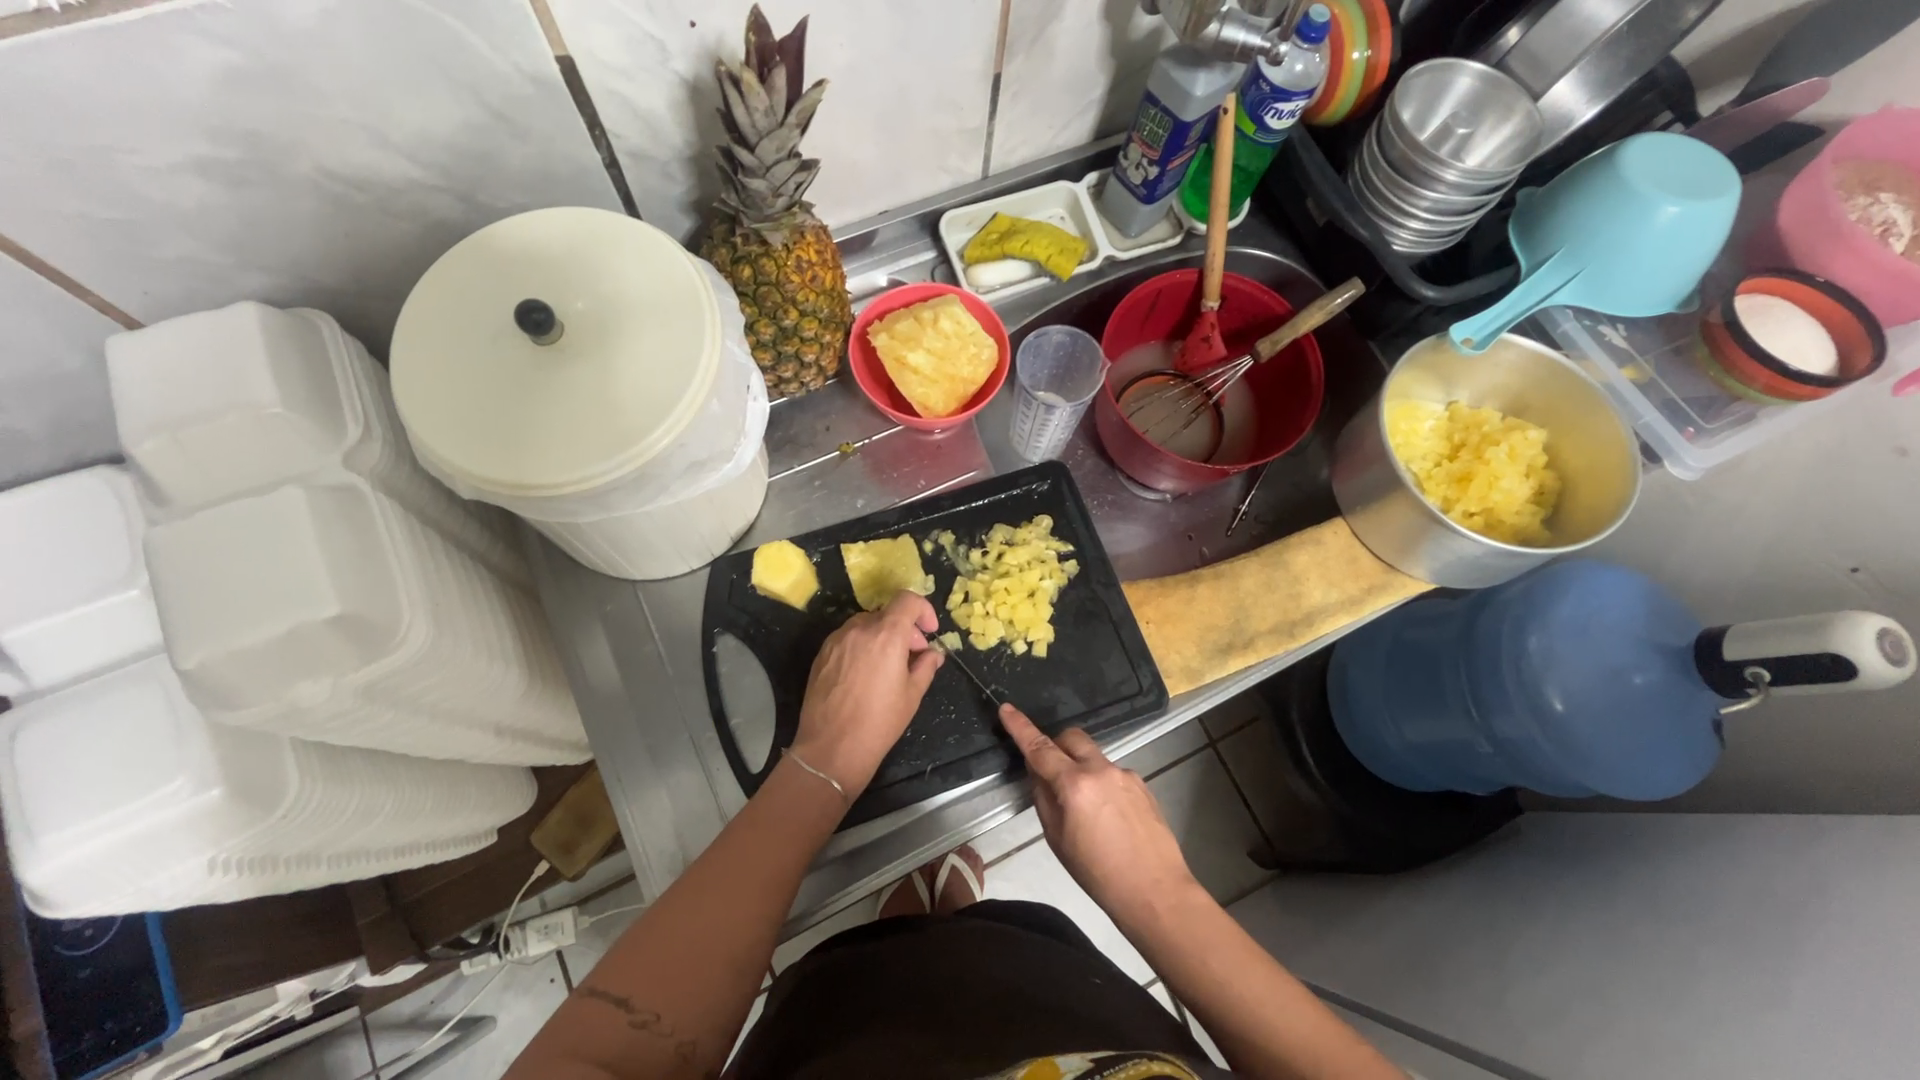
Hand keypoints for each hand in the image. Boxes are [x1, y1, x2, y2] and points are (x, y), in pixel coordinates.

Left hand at [791, 590, 942, 798]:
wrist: (831, 747)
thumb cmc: (879, 722)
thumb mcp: (912, 695)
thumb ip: (926, 666)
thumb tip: (933, 654)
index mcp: (886, 634)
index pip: (907, 600)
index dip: (923, 610)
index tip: (930, 632)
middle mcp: (859, 629)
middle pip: (887, 614)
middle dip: (904, 629)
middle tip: (913, 656)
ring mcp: (836, 640)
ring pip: (866, 625)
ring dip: (882, 637)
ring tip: (888, 666)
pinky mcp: (822, 654)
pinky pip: (848, 639)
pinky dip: (862, 646)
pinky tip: (865, 674)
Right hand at [999, 703, 1201, 924]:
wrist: (1155, 890)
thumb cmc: (1098, 873)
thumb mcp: (1057, 839)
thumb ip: (1045, 799)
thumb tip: (1039, 774)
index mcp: (1075, 785)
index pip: (1040, 748)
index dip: (1020, 727)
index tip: (1007, 709)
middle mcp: (1101, 770)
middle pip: (1072, 738)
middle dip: (1056, 746)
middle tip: (1050, 772)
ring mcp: (1126, 775)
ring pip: (1094, 758)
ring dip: (1081, 770)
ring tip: (1085, 811)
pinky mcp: (1142, 786)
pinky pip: (1113, 775)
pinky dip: (1102, 785)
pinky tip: (1109, 819)